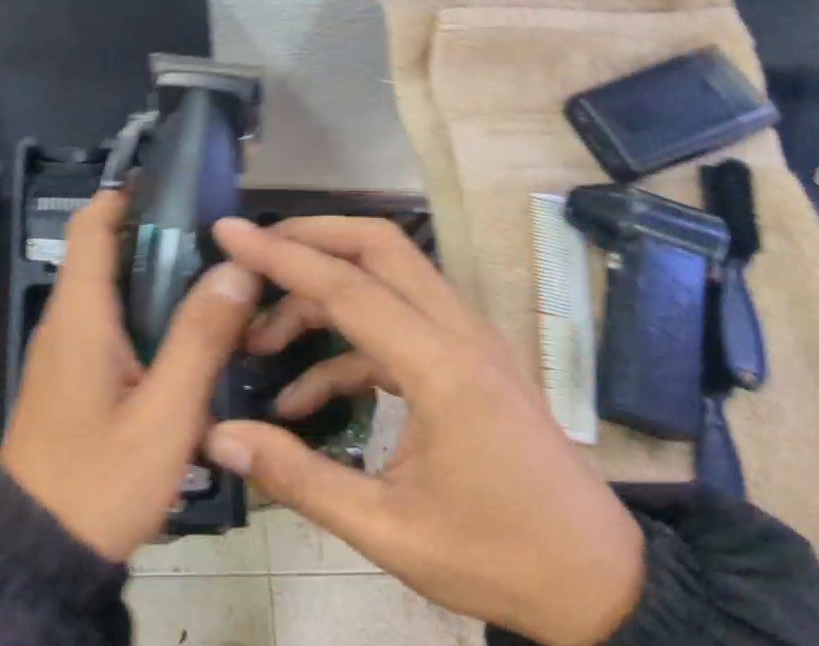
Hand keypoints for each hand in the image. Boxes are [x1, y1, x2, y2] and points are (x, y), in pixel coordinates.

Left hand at [0, 191, 261, 562]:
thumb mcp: (165, 415)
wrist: (40, 548)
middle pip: (103, 252)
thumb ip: (199, 339)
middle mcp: (65, 320)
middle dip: (156, 233)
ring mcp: (64, 349)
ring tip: (216, 274)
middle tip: (220, 235)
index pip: (91, 226)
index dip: (128, 194)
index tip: (181, 185)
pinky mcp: (72, 375)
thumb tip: (235, 265)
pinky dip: (144, 309)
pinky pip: (107, 321)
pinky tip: (188, 330)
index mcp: (79, 316)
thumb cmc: (101, 480)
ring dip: (154, 273)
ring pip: (109, 288)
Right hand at [207, 217, 645, 645]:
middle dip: (307, 239)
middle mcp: (460, 334)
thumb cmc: (497, 558)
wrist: (600, 585)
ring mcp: (471, 343)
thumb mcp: (387, 530)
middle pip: (379, 248)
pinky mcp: (470, 361)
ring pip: (390, 277)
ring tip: (261, 340)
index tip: (226, 232)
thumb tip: (217, 437)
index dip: (279, 255)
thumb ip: (298, 477)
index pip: (346, 287)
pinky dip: (347, 340)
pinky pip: (399, 324)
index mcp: (442, 367)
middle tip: (248, 257)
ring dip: (323, 292)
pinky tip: (305, 394)